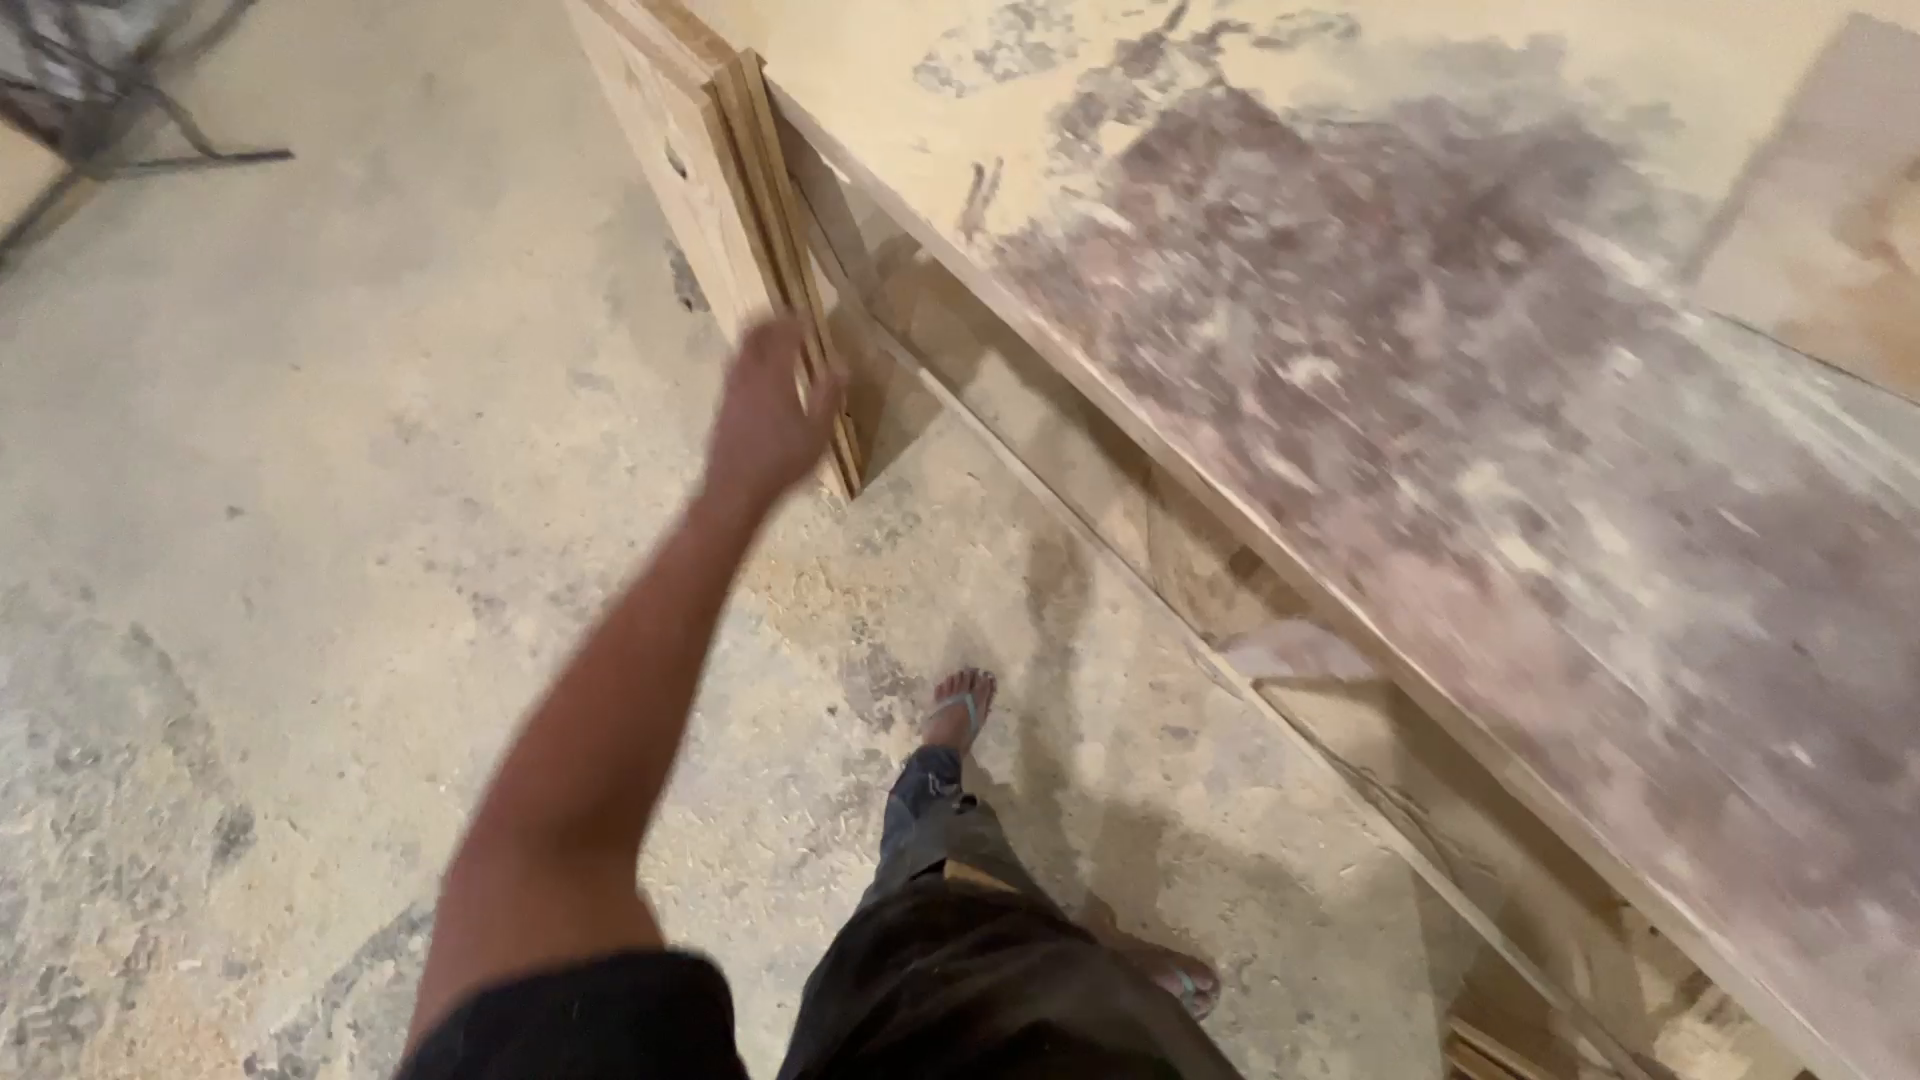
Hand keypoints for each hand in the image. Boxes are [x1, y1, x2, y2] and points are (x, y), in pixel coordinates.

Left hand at [700, 317, 845, 514]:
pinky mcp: (722, 406)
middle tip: (785, 318)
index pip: (783, 336)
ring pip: (740, 350)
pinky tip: (756, 374)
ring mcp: (730, 390)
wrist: (735, 489)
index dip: (795, 321)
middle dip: (769, 320)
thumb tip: (842, 367)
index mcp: (773, 377)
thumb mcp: (817, 433)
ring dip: (756, 337)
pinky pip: (734, 368)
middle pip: (753, 334)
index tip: (808, 315)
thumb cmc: (782, 463)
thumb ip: (829, 396)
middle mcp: (747, 375)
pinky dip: (747, 358)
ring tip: (770, 338)